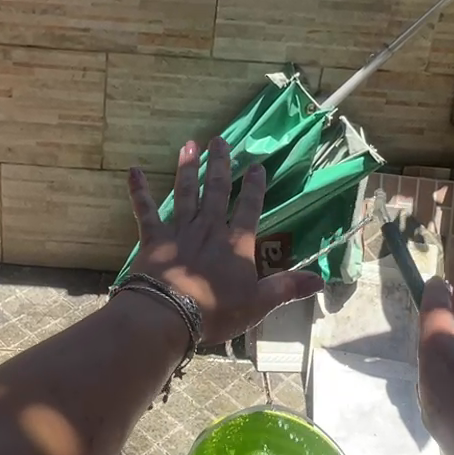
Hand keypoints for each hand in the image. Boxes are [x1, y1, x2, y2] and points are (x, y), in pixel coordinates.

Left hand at [127, 137, 324, 345]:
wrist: (169, 314)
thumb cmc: (216, 311)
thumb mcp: (259, 303)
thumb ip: (287, 287)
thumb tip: (320, 279)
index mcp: (235, 243)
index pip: (249, 209)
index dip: (254, 187)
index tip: (256, 166)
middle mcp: (208, 228)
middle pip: (216, 191)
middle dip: (219, 165)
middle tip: (219, 140)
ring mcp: (179, 230)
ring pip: (185, 193)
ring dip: (187, 168)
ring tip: (189, 145)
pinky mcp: (153, 238)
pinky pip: (145, 210)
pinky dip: (139, 191)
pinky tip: (133, 171)